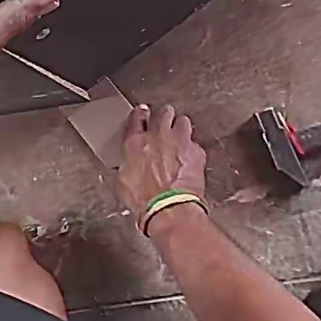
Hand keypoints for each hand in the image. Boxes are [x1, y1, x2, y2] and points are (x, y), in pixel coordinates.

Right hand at [120, 104, 207, 234]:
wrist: (167, 207)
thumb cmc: (144, 197)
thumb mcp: (124, 180)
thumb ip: (129, 163)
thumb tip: (131, 164)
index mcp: (135, 142)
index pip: (137, 118)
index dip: (140, 114)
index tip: (142, 113)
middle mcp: (158, 136)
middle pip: (164, 113)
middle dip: (164, 115)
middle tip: (164, 119)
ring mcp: (179, 142)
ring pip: (183, 121)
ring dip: (180, 126)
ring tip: (179, 133)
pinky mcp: (196, 152)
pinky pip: (195, 143)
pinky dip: (192, 148)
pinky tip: (190, 156)